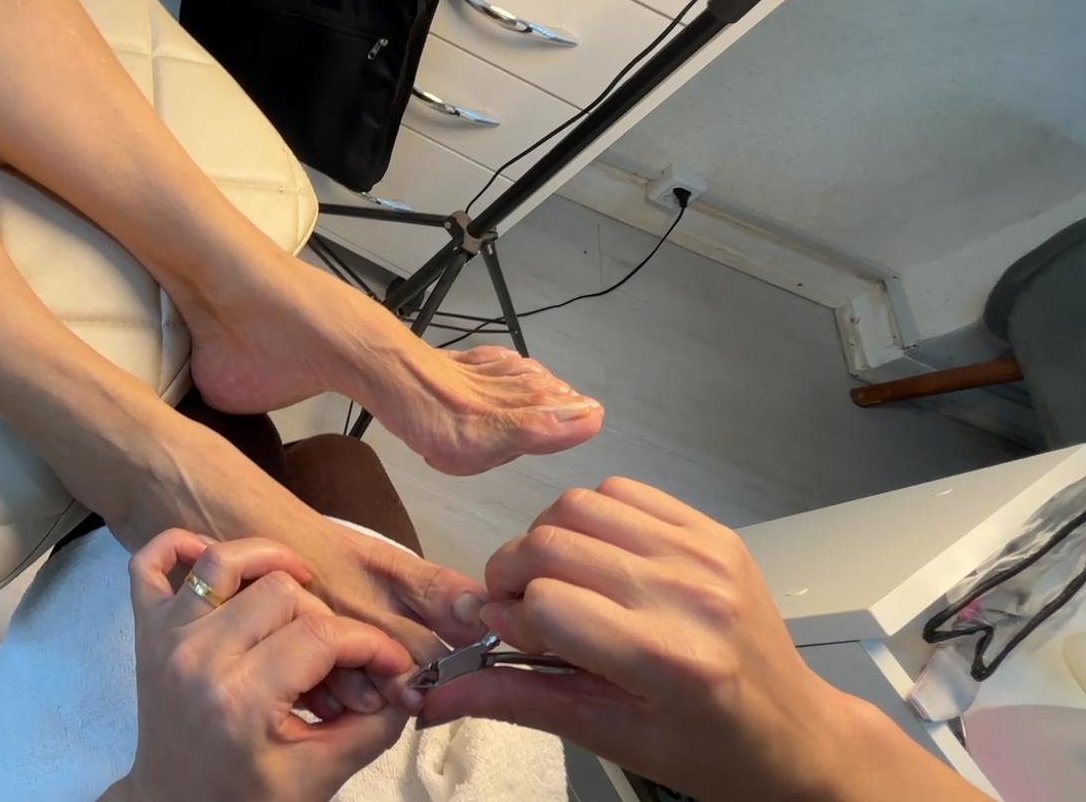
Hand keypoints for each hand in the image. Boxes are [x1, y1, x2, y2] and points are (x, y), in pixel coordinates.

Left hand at [104, 531, 413, 801]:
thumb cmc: (244, 798)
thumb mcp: (318, 778)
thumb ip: (371, 727)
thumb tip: (407, 680)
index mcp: (241, 699)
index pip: (319, 635)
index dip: (367, 642)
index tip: (389, 660)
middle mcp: (199, 655)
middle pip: (280, 590)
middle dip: (323, 616)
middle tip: (336, 653)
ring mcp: (167, 634)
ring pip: (224, 560)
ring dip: (267, 560)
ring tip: (296, 584)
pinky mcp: (145, 625)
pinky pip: (151, 560)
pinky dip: (180, 544)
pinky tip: (213, 559)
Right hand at [417, 478, 987, 801]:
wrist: (799, 733)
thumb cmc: (705, 746)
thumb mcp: (606, 736)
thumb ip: (515, 699)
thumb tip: (435, 692)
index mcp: (672, 662)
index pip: (547, 603)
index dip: (514, 615)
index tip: (517, 634)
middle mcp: (691, 598)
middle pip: (549, 544)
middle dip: (513, 571)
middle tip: (523, 602)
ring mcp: (703, 554)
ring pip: (572, 505)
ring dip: (546, 537)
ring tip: (561, 575)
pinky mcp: (709, 529)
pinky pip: (614, 489)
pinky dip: (587, 515)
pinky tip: (599, 555)